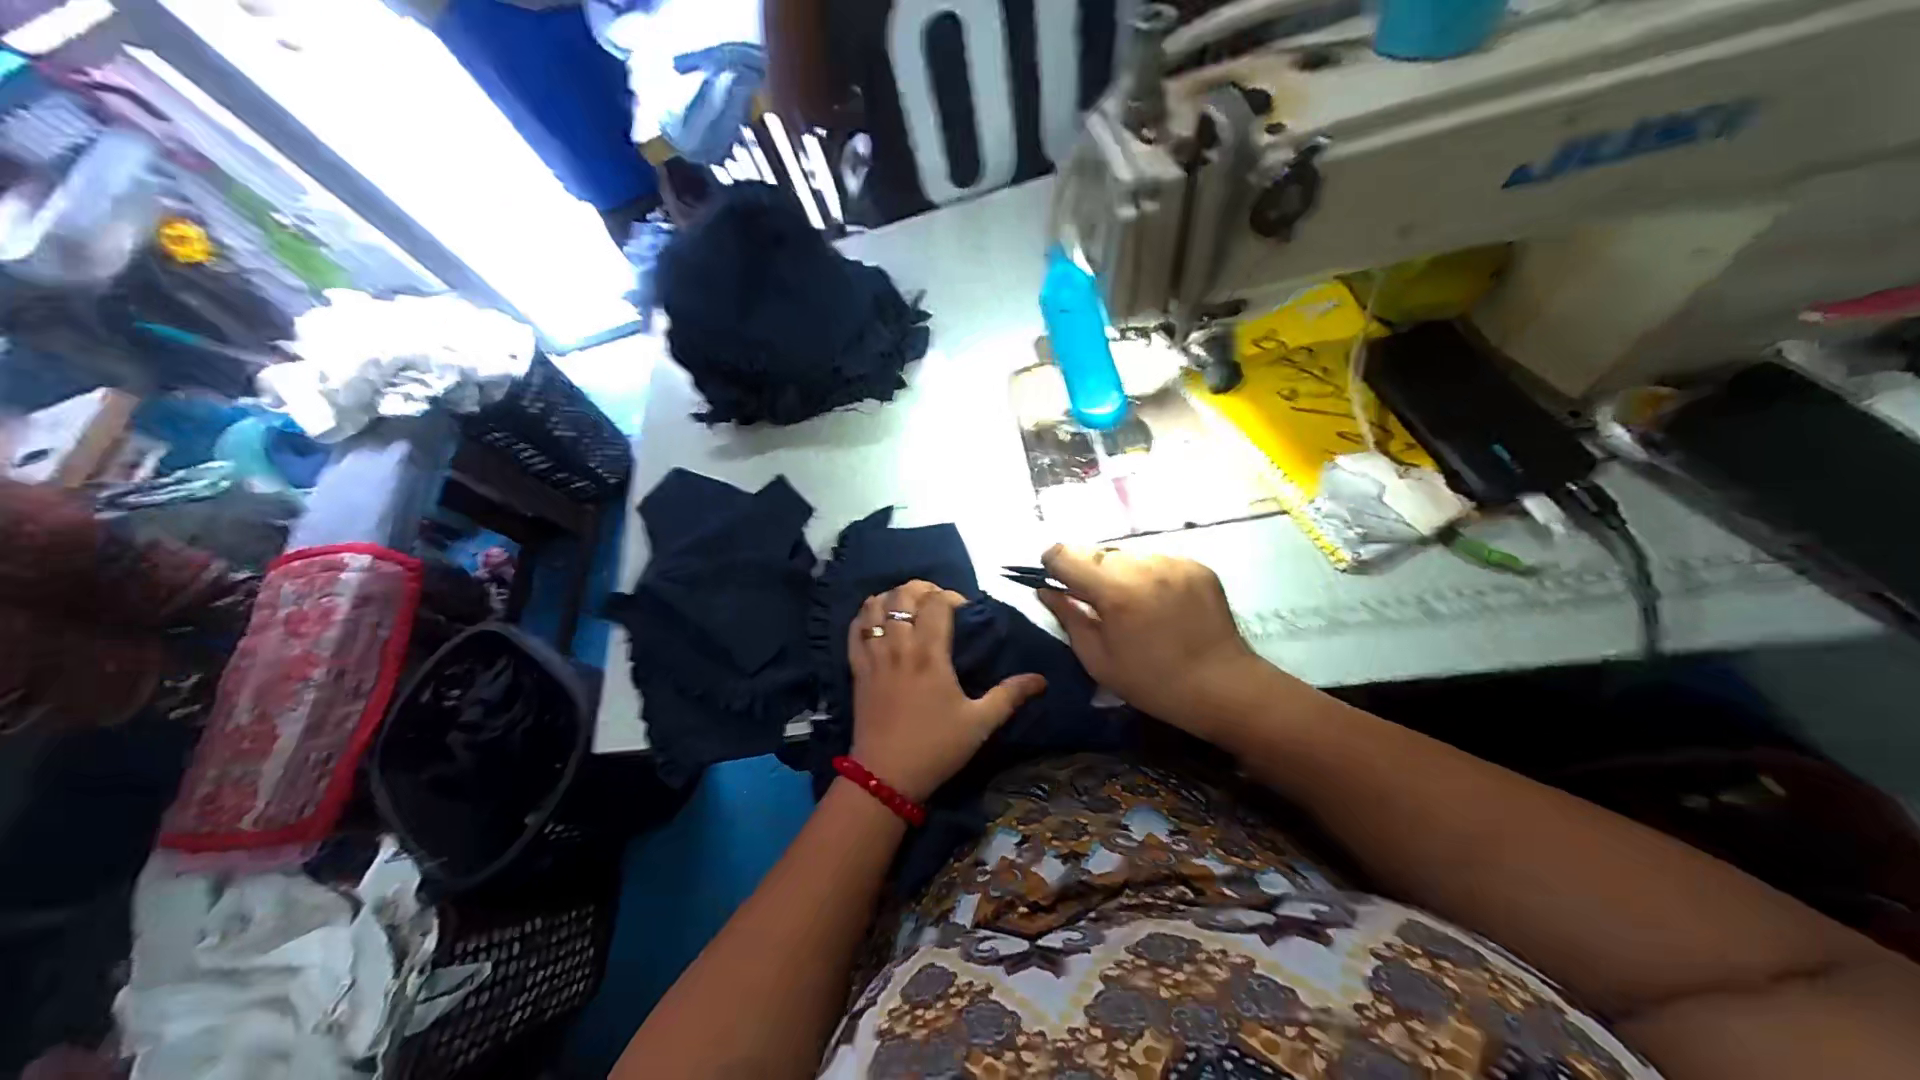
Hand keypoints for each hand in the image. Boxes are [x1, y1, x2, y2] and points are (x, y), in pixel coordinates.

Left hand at [848, 581, 1047, 801]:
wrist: (884, 776)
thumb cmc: (936, 747)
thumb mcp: (980, 723)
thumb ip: (1009, 696)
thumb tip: (1041, 679)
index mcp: (930, 653)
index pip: (937, 603)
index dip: (952, 596)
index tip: (964, 609)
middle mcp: (899, 645)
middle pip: (903, 595)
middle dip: (922, 588)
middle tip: (937, 602)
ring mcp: (873, 655)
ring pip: (874, 606)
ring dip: (893, 597)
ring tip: (909, 607)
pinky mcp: (856, 668)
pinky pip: (855, 629)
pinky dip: (866, 616)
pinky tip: (879, 620)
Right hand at [1037, 544, 1268, 733]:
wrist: (1223, 686)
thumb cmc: (1152, 682)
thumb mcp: (1098, 659)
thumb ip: (1068, 617)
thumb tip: (1046, 590)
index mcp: (1115, 589)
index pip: (1065, 553)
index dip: (1052, 564)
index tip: (1054, 580)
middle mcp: (1143, 564)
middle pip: (1097, 551)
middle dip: (1087, 571)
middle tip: (1095, 603)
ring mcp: (1173, 561)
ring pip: (1128, 555)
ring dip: (1119, 573)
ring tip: (1131, 605)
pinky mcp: (1196, 565)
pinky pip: (1157, 562)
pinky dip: (1148, 576)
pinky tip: (1159, 604)